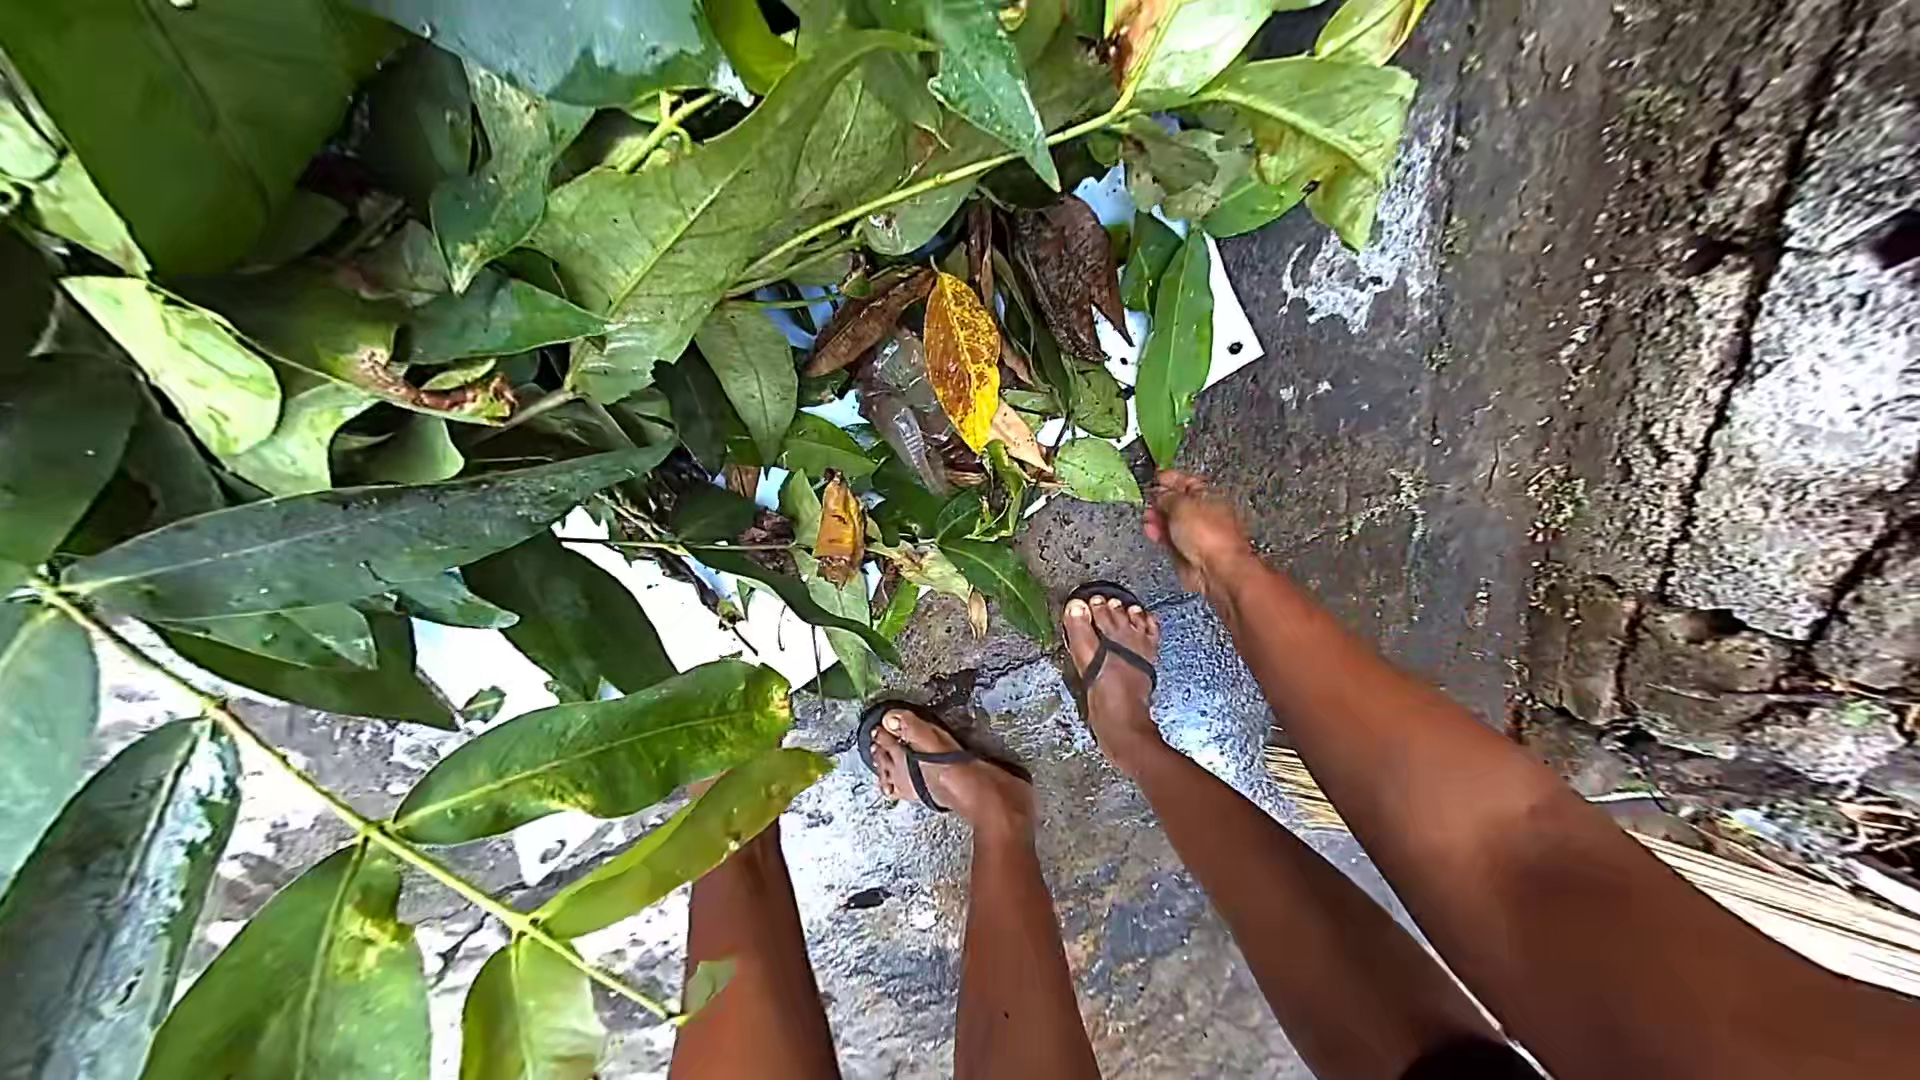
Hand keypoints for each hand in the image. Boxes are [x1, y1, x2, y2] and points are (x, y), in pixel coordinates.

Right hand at [1145, 470, 1256, 598]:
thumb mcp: (1181, 505)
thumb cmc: (1211, 535)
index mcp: (1209, 496)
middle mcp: (1204, 514)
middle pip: (1177, 503)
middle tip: (1147, 499)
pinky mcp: (1186, 552)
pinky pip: (1169, 539)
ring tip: (1146, 516)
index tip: (1154, 477)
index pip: (1186, 482)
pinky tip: (1151, 531)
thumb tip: (1158, 494)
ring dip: (1157, 518)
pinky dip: (1159, 534)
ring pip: (1171, 522)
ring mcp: (1196, 535)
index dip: (1169, 478)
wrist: (1216, 569)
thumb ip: (1166, 496)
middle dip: (1160, 500)